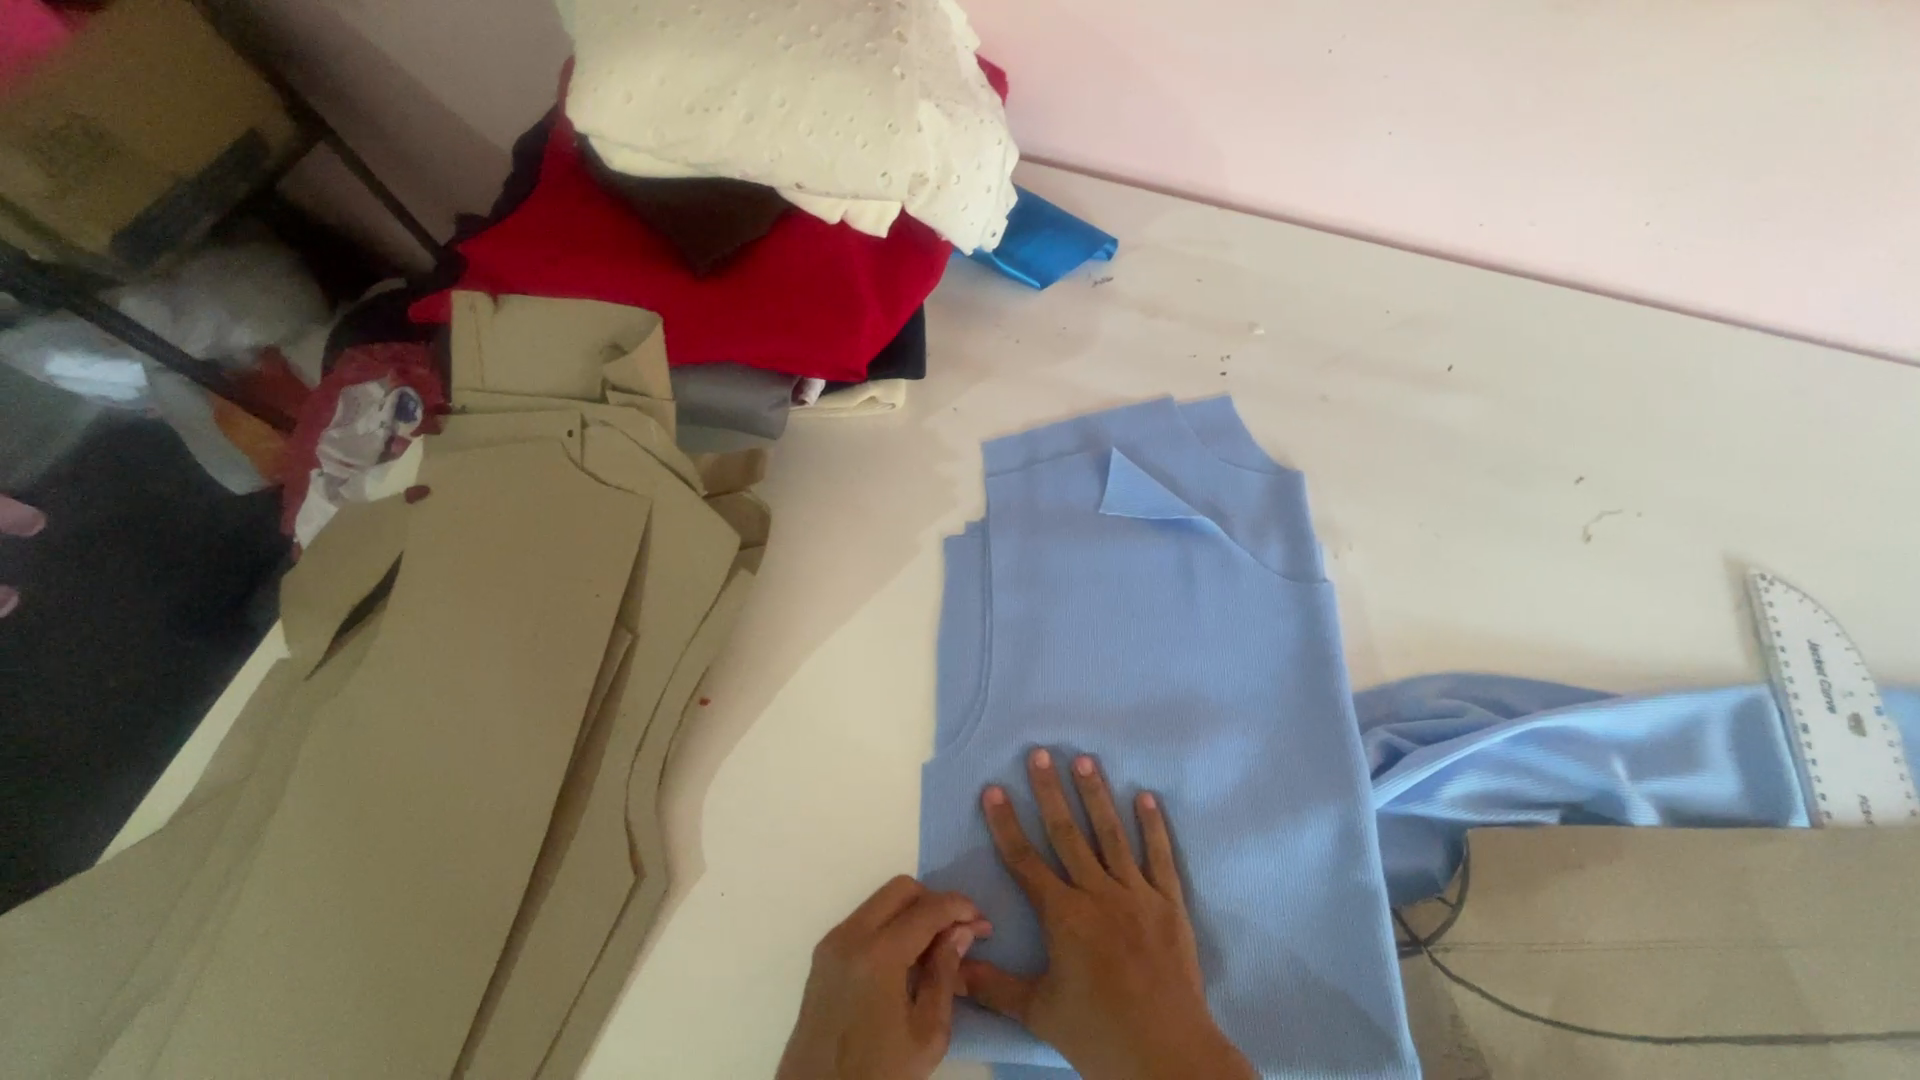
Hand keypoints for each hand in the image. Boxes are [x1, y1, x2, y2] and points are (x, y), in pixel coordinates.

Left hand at [776, 875, 990, 1079]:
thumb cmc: (878, 1072)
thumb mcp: (927, 1034)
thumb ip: (945, 974)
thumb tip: (960, 931)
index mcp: (877, 955)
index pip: (927, 909)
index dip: (960, 909)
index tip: (982, 923)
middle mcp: (849, 936)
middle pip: (901, 889)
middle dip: (935, 903)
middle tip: (957, 932)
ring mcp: (832, 943)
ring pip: (880, 901)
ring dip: (912, 913)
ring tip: (935, 949)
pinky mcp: (823, 955)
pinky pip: (864, 920)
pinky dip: (890, 925)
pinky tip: (907, 959)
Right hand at [963, 750, 1256, 1079]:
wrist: (1165, 1052)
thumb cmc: (1098, 1032)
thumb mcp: (1038, 1011)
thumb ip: (994, 985)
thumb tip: (953, 965)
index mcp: (1064, 915)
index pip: (1025, 860)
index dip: (1005, 824)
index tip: (993, 790)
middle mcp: (1098, 894)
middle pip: (1067, 834)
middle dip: (1050, 791)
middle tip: (1040, 753)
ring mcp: (1137, 895)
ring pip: (1111, 835)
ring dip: (1096, 796)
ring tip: (1085, 760)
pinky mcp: (1170, 904)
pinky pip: (1160, 857)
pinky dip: (1153, 827)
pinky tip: (1146, 797)